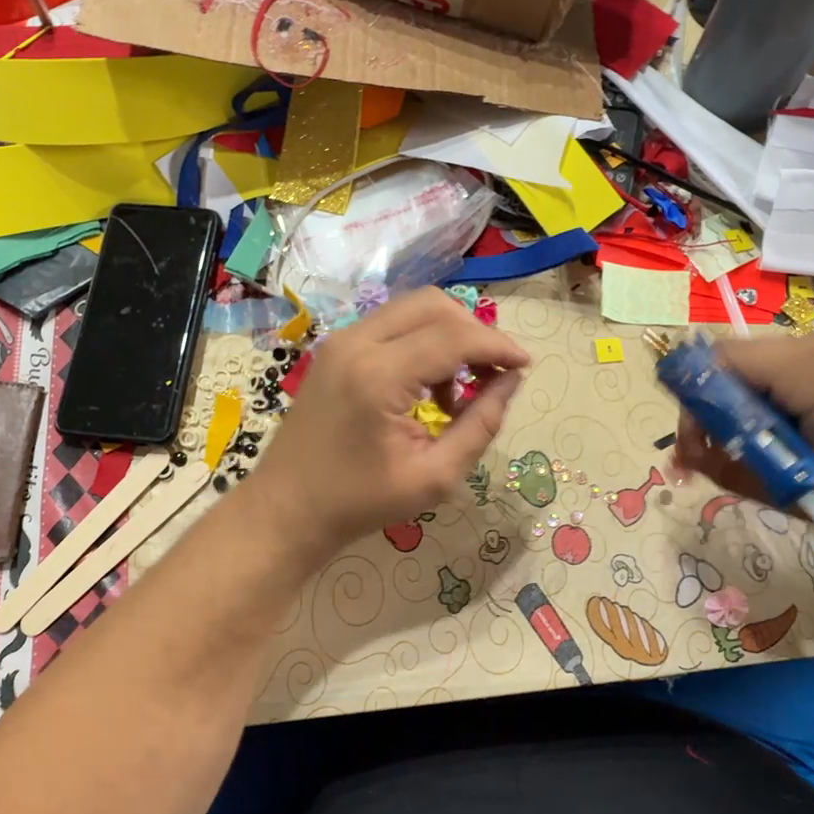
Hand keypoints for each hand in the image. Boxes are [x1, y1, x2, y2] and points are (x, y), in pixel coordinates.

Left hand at [243, 289, 529, 558]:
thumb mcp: (433, 477)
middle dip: (474, 332)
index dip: (497, 346)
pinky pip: (391, 325)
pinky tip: (429, 389)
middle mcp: (356, 343)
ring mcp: (340, 341)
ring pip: (412, 309)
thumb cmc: (359, 502)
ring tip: (461, 392)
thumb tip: (511, 383)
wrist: (287, 508)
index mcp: (378, 376)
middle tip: (497, 374)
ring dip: (448, 336)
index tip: (525, 366)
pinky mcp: (335, 349)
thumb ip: (479, 426)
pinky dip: (422, 342)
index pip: (453, 337)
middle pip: (433, 305)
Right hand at [674, 328, 813, 561]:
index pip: (720, 362)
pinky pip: (794, 372)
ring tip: (770, 462)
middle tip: (724, 464)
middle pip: (740, 365)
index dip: (694, 403)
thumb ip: (738, 473)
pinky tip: (801, 446)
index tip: (696, 451)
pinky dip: (780, 407)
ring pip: (765, 371)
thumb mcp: (810, 496)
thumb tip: (684, 457)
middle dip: (721, 413)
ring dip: (751, 414)